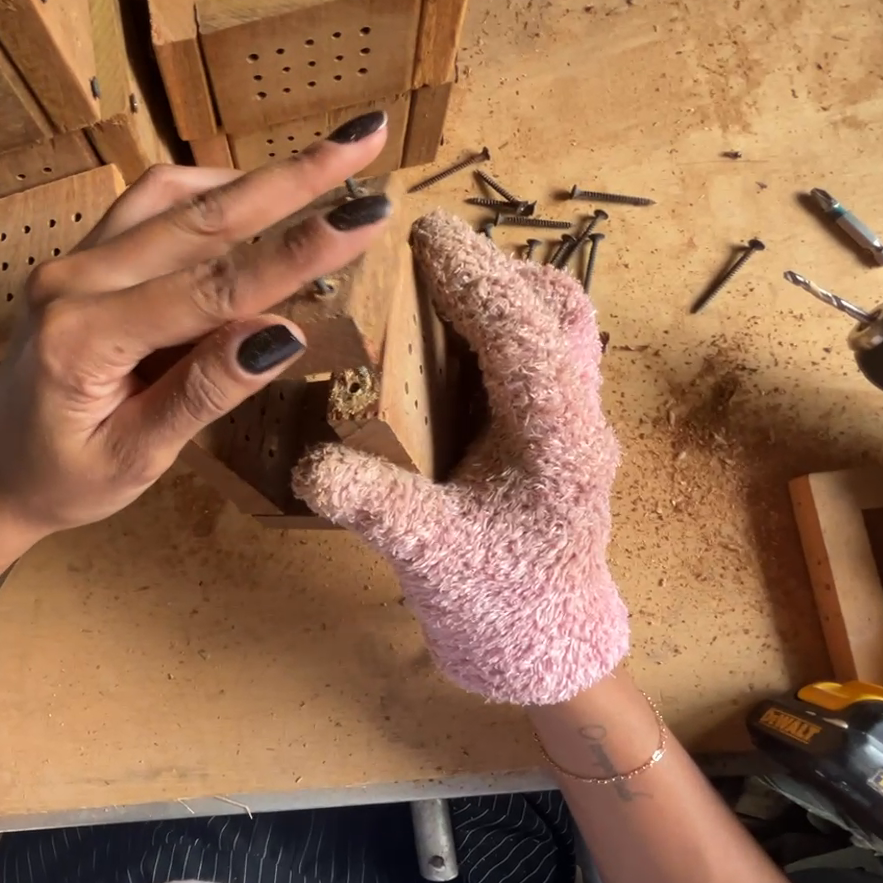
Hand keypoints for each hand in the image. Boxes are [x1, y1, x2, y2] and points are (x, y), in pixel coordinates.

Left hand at [0, 112, 396, 541]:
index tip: (365, 215)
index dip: (295, 251)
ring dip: (248, 182)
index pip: (211, 287)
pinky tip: (244, 202)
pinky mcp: (76, 264)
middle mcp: (71, 281)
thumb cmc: (62, 482)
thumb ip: (202, 393)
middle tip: (363, 138)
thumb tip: (280, 338)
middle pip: (197, 219)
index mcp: (84, 337)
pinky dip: (203, 198)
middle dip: (288, 180)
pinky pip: (146, 212)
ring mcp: (69, 264)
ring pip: (171, 201)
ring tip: (319, 166)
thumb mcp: (135, 457)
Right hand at [292, 212, 628, 705]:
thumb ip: (374, 506)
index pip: (524, 333)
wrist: (543, 649)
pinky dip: (489, 328)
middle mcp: (576, 418)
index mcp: (561, 440)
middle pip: (555, 311)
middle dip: (492, 270)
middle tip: (423, 256)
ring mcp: (567, 424)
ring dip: (495, 292)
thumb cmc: (501, 607)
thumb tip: (306, 463)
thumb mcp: (429, 558)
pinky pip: (529, 356)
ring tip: (426, 286)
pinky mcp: (546, 435)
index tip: (424, 233)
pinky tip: (435, 345)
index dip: (474, 278)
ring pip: (550, 328)